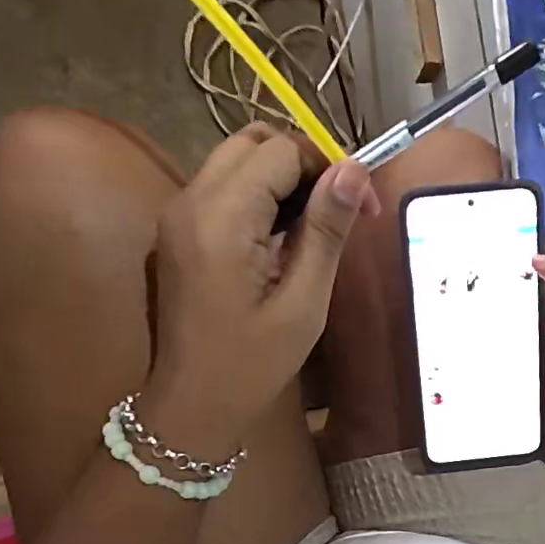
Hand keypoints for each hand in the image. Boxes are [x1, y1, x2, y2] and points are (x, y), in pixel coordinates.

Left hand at [146, 124, 379, 440]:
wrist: (195, 401)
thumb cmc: (254, 362)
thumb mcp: (305, 302)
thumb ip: (326, 230)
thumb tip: (355, 170)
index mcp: (222, 218)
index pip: (282, 151)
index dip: (330, 168)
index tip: (365, 210)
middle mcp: (191, 200)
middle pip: (255, 141)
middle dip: (306, 164)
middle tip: (341, 212)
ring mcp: (179, 212)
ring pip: (238, 158)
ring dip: (284, 178)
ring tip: (317, 227)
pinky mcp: (179, 228)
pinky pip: (225, 186)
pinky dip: (261, 195)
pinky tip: (284, 239)